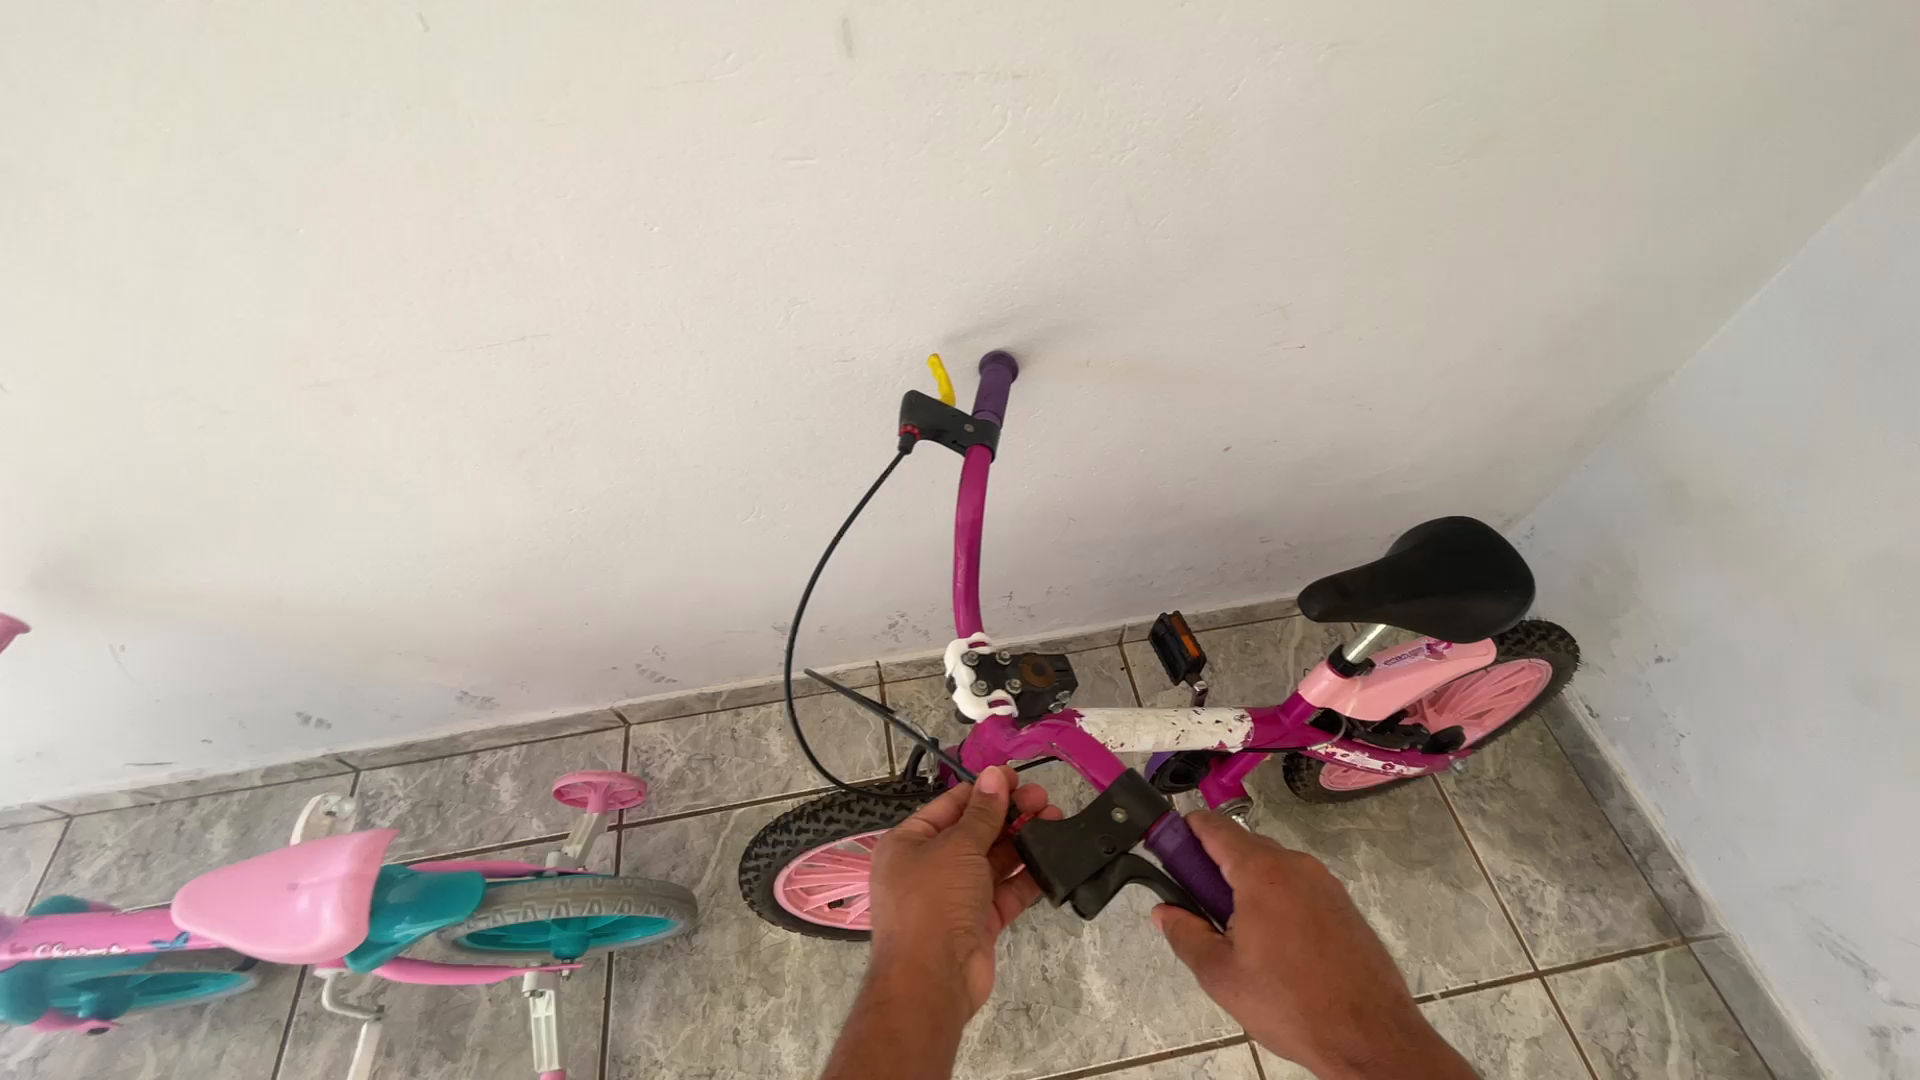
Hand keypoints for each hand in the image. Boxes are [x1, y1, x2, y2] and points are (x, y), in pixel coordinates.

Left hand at [867, 766, 1060, 1018]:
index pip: (950, 805)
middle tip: (1043, 799)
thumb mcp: (957, 847)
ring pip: (993, 860)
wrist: (931, 982)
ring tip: (1055, 819)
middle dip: (1008, 813)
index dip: (983, 789)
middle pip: (975, 831)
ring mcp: (955, 896)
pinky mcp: (978, 922)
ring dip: (1023, 840)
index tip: (1015, 777)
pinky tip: (1052, 857)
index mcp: (909, 843)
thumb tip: (994, 775)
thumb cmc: (932, 902)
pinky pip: (1005, 891)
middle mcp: (929, 866)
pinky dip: (1027, 876)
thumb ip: (982, 813)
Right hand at [1152, 810, 1476, 1079]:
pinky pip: (1297, 887)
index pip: (1212, 826)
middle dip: (1213, 868)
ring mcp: (1325, 883)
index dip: (1184, 832)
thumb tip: (1164, 912)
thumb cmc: (1291, 1004)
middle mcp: (1294, 864)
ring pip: (1270, 868)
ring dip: (1246, 886)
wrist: (1375, 1041)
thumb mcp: (1222, 976)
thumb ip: (1185, 935)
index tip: (1169, 856)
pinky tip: (1278, 947)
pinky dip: (1277, 901)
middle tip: (1200, 909)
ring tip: (1240, 937)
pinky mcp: (1344, 906)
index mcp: (1261, 871)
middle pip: (1241, 846)